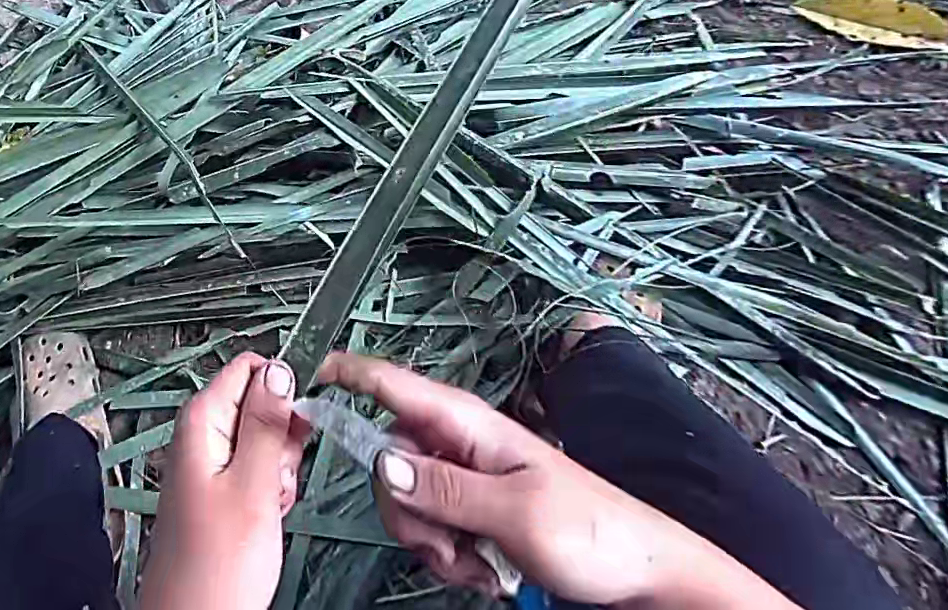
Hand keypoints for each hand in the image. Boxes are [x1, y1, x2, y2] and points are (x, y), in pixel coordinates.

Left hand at [138, 352, 311, 609]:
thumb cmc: (214, 569)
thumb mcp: (252, 487)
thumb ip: (267, 423)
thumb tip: (280, 368)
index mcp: (202, 418)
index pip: (250, 367)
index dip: (281, 387)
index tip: (300, 420)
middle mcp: (202, 430)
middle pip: (261, 401)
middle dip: (282, 436)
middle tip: (276, 475)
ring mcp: (211, 457)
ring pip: (264, 435)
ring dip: (279, 465)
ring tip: (269, 500)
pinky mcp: (220, 482)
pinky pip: (258, 465)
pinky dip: (270, 486)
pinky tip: (266, 511)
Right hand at [318, 353, 797, 609]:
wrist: (642, 575)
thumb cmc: (588, 528)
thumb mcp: (515, 511)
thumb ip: (444, 488)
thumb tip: (381, 465)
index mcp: (460, 420)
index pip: (387, 381)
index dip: (344, 371)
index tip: (304, 376)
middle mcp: (450, 439)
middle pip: (386, 460)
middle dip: (407, 512)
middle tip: (450, 546)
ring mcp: (457, 473)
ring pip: (403, 501)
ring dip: (431, 542)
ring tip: (482, 564)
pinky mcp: (465, 505)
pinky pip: (427, 527)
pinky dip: (447, 556)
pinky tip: (485, 569)